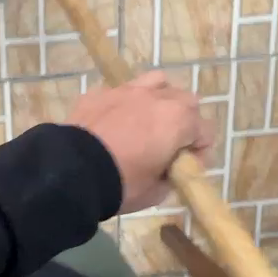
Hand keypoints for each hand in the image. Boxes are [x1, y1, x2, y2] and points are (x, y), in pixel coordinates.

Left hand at [67, 72, 213, 213]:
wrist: (72, 172)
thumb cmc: (121, 184)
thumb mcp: (155, 192)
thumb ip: (170, 177)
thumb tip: (169, 171)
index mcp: (178, 120)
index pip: (205, 131)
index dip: (199, 152)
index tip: (185, 168)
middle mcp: (157, 97)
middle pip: (185, 101)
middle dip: (183, 122)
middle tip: (168, 146)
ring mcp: (126, 90)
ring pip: (156, 83)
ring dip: (159, 100)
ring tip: (146, 122)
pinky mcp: (98, 93)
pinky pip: (120, 92)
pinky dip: (123, 105)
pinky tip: (113, 123)